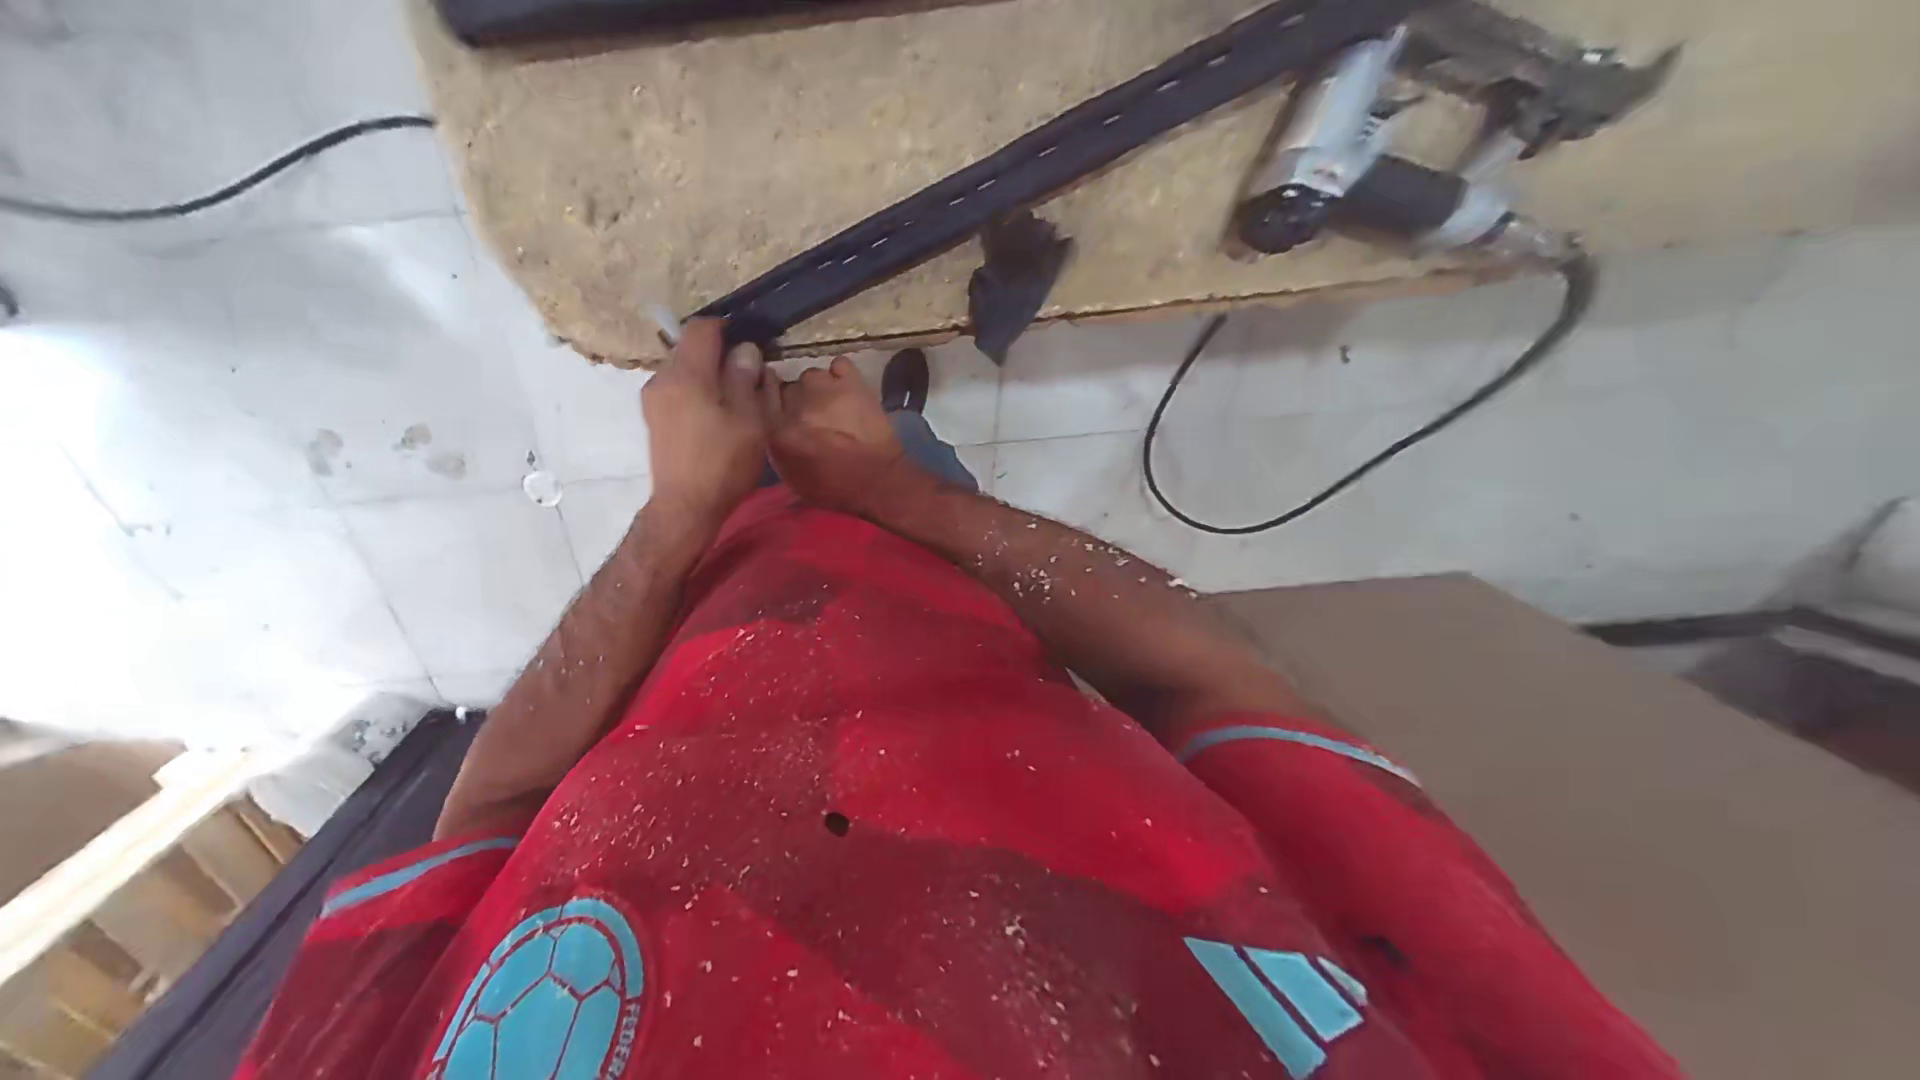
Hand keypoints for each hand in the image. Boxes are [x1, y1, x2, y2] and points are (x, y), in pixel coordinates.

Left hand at [640, 318, 767, 531]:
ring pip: (686, 371)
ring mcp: (654, 399)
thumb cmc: (724, 462)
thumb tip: (744, 351)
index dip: (728, 329)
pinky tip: (718, 419)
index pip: (701, 328)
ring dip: (712, 377)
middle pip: (693, 350)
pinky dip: (700, 393)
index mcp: (687, 374)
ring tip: (738, 404)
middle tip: (752, 380)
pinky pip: (679, 391)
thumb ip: (745, 378)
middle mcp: (662, 379)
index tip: (751, 345)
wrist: (687, 507)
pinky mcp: (654, 418)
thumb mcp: (750, 419)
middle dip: (723, 357)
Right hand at [762, 357, 931, 517]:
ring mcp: (823, 390)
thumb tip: (774, 428)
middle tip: (813, 414)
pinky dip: (842, 374)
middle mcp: (794, 406)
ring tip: (832, 401)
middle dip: (798, 400)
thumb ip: (777, 448)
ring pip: (812, 375)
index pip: (761, 400)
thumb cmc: (834, 489)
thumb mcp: (792, 477)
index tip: (781, 407)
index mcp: (775, 431)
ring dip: (820, 387)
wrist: (876, 482)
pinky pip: (840, 365)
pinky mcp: (852, 383)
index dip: (772, 403)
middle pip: (788, 389)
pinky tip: (848, 387)